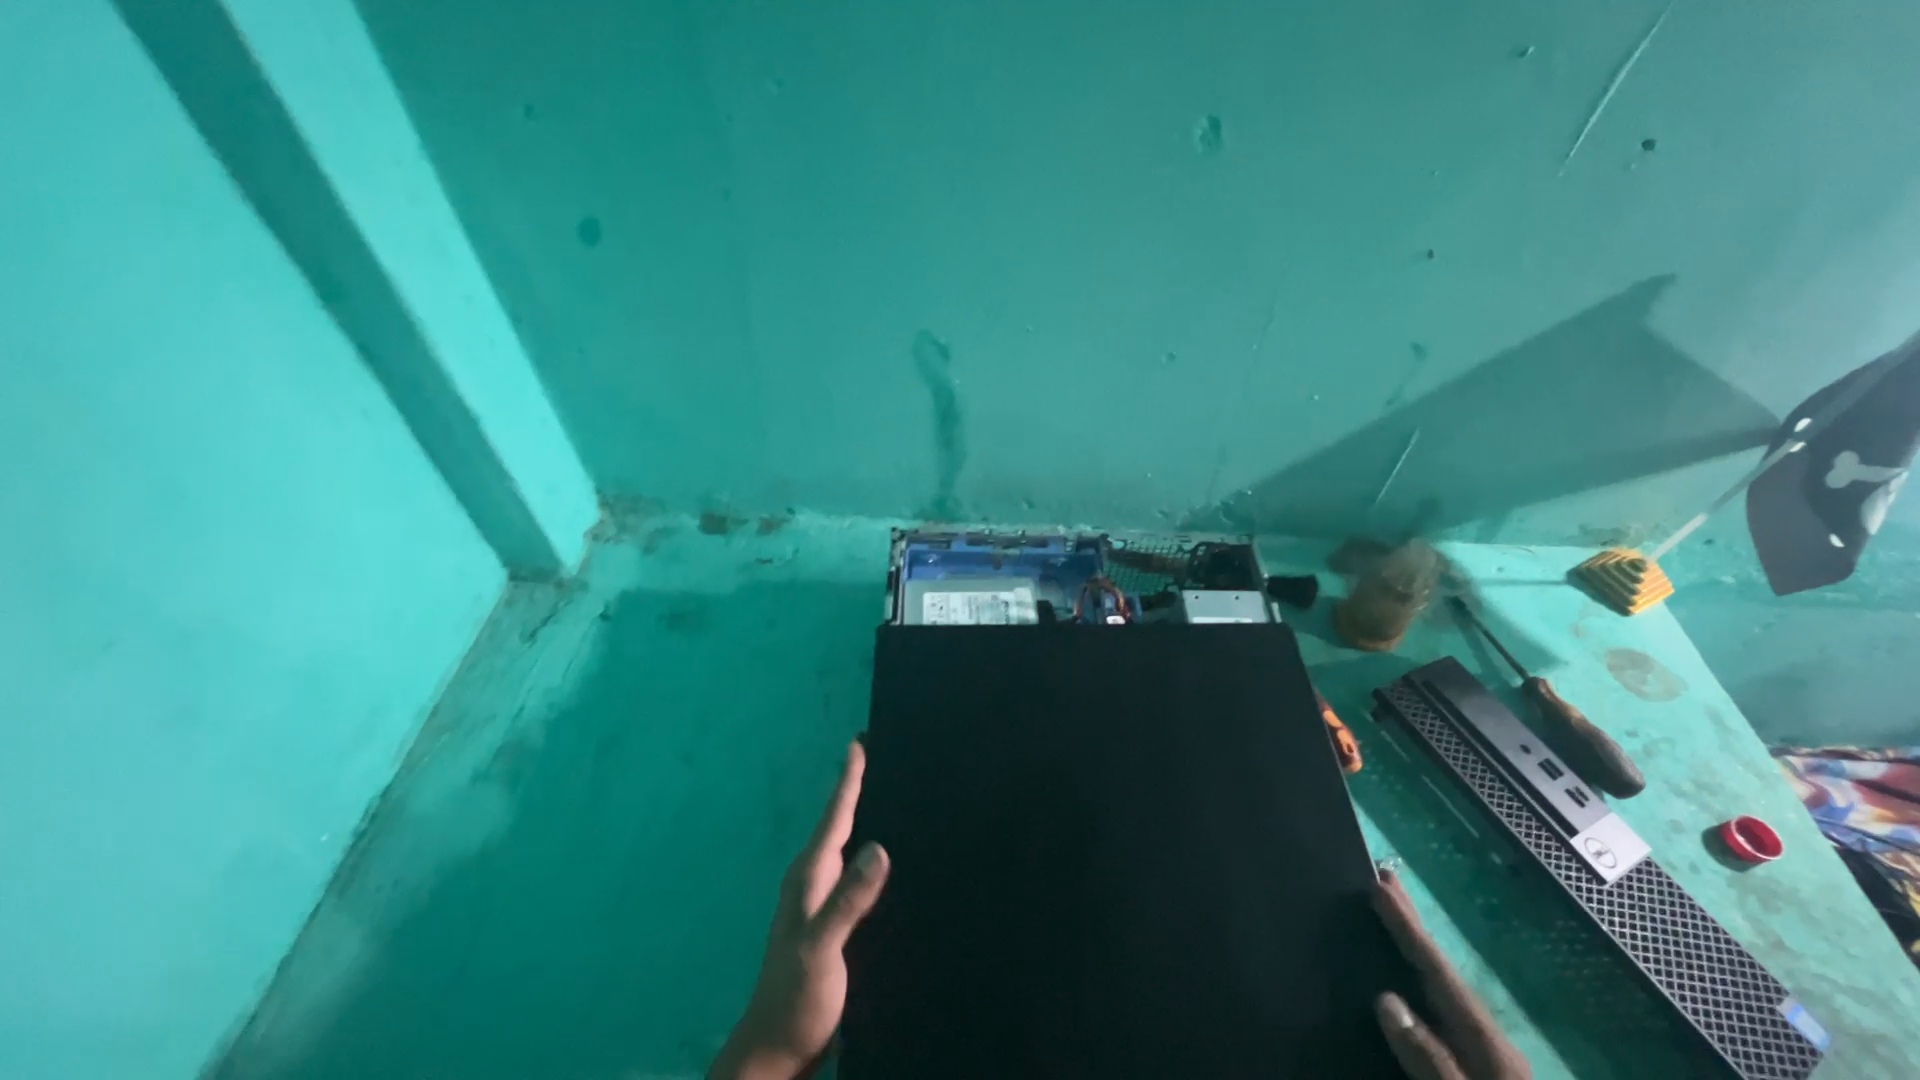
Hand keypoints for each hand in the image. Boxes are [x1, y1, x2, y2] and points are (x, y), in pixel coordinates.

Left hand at [711, 742, 890, 1079]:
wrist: (777, 1051)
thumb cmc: (795, 997)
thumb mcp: (821, 948)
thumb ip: (847, 902)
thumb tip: (879, 847)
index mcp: (809, 879)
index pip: (833, 818)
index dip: (848, 780)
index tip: (859, 742)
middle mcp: (813, 883)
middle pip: (839, 824)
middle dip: (857, 789)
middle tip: (881, 755)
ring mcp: (822, 904)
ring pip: (846, 848)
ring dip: (862, 819)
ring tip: (888, 793)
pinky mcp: (834, 925)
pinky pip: (854, 875)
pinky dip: (868, 856)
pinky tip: (888, 860)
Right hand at [1373, 871, 1530, 1079]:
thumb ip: (1432, 1063)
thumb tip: (1386, 999)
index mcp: (1485, 1047)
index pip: (1437, 976)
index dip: (1406, 930)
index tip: (1378, 886)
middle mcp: (1485, 1043)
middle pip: (1442, 973)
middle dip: (1412, 926)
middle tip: (1385, 878)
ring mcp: (1484, 1060)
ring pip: (1442, 991)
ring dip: (1415, 950)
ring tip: (1391, 914)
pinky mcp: (1476, 1075)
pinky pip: (1441, 1013)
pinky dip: (1421, 983)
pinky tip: (1405, 983)